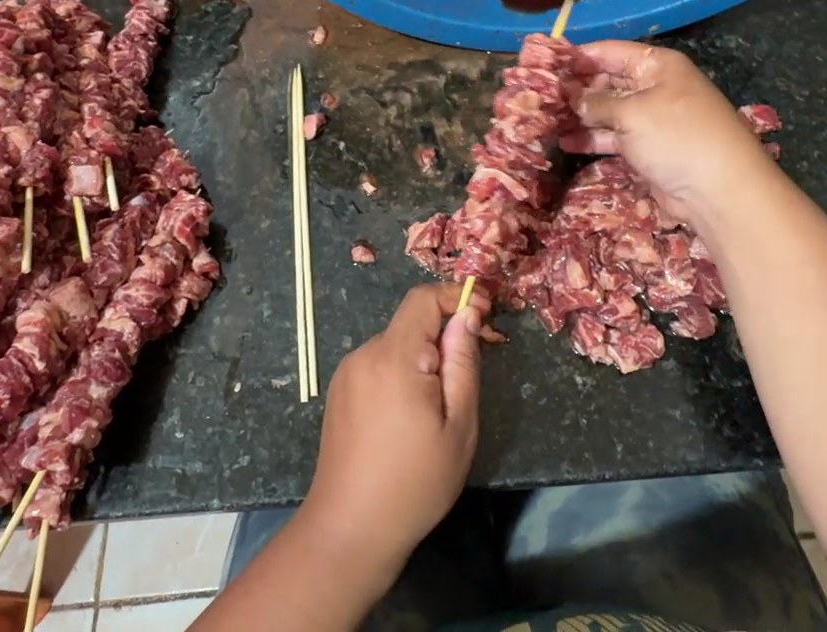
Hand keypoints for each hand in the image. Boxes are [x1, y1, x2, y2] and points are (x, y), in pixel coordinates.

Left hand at [299, 284, 486, 578]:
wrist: (349, 528)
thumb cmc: (415, 482)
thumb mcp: (458, 425)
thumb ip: (463, 363)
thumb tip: (467, 315)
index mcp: (394, 357)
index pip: (423, 299)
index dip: (457, 297)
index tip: (487, 314)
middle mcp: (365, 354)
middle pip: (410, 323)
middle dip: (445, 334)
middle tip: (474, 367)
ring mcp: (348, 373)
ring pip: (396, 345)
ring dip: (424, 357)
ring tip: (443, 404)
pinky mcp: (340, 392)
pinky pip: (379, 365)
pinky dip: (403, 373)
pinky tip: (411, 415)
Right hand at [560, 40, 770, 222]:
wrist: (718, 189)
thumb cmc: (676, 136)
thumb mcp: (632, 113)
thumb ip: (597, 102)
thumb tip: (572, 97)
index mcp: (658, 65)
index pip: (611, 51)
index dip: (579, 56)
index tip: (547, 63)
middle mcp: (654, 87)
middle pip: (608, 80)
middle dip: (576, 88)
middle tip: (541, 95)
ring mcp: (651, 119)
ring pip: (608, 111)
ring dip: (579, 115)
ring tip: (546, 119)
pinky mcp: (647, 148)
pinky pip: (613, 136)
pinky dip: (591, 138)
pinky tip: (565, 141)